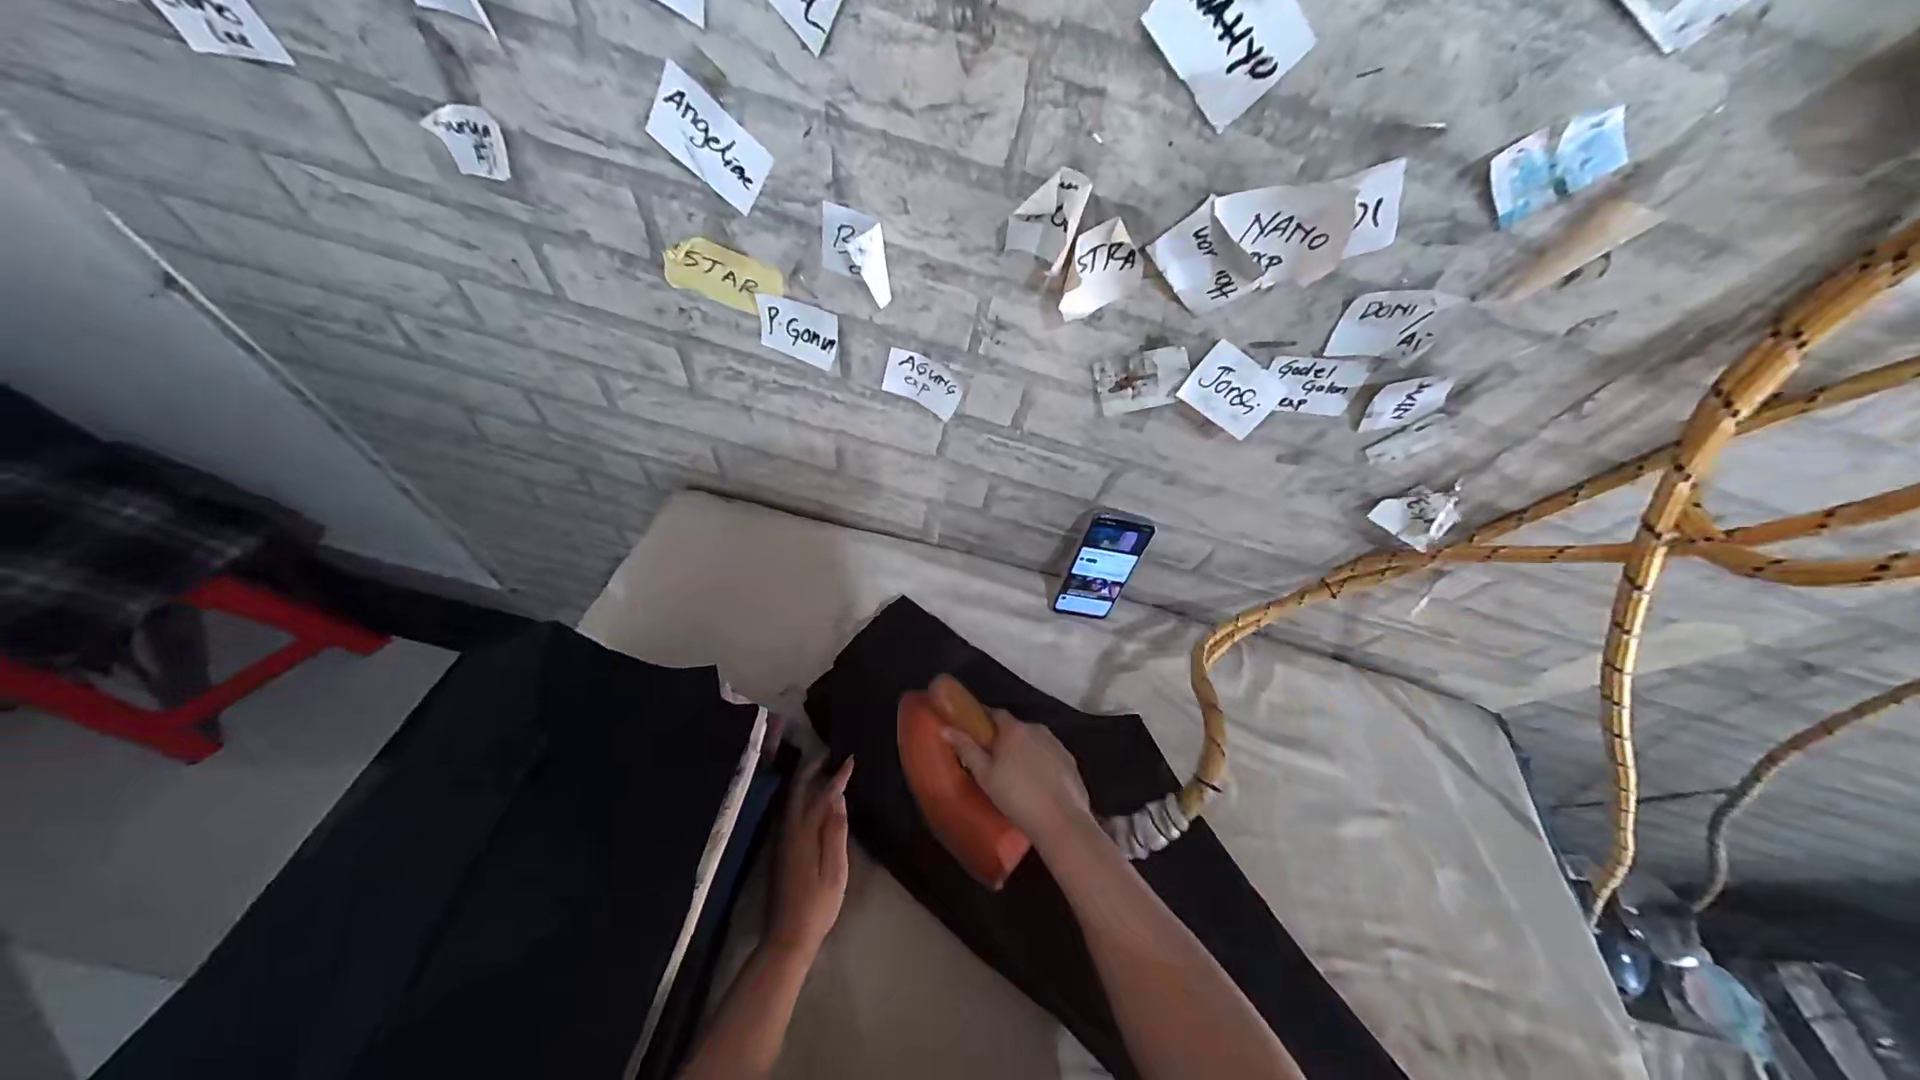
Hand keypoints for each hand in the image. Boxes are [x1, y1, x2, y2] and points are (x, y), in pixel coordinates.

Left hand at [766, 757, 853, 958]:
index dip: (837, 777)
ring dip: (804, 780)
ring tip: (820, 767)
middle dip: (812, 769)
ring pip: (791, 799)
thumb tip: (837, 798)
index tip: (849, 759)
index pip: (822, 795)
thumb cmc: (818, 904)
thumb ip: (835, 832)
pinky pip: (789, 810)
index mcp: (804, 833)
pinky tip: (808, 797)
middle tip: (828, 753)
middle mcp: (789, 830)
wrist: (788, 934)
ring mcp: (781, 840)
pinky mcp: (780, 849)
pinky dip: (800, 795)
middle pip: (798, 790)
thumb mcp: (835, 870)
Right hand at [943, 711, 1092, 848]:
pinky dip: (1041, 764)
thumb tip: (946, 729)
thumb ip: (967, 749)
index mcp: (1014, 729)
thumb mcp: (985, 776)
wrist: (1061, 822)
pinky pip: (1049, 756)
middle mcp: (1037, 729)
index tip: (974, 732)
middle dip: (1004, 739)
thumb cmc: (1016, 797)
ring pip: (1034, 742)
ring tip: (1015, 777)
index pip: (995, 713)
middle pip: (1015, 728)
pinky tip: (1037, 785)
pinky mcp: (1070, 761)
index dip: (983, 720)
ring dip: (1024, 751)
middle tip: (993, 761)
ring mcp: (1057, 744)